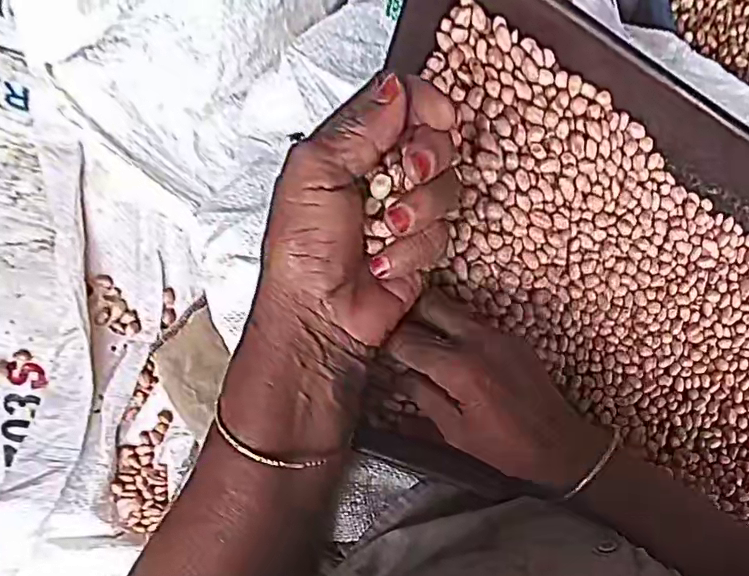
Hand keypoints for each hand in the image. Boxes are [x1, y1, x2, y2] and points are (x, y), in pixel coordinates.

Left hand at [226, 71, 458, 457]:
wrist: (321, 312)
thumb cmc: (303, 249)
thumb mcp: (315, 170)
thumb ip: (358, 128)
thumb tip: (396, 90)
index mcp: (353, 147)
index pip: (402, 106)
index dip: (427, 105)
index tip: (438, 113)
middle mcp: (385, 177)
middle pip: (436, 145)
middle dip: (425, 161)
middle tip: (404, 176)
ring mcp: (408, 215)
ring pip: (445, 192)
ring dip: (416, 213)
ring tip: (382, 233)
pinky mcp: (423, 252)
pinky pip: (441, 237)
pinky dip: (411, 252)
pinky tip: (384, 264)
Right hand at [383, 292, 611, 490]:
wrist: (560, 444)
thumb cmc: (507, 448)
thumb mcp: (456, 432)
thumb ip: (424, 398)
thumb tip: (401, 376)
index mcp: (460, 369)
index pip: (407, 341)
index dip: (388, 346)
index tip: (380, 354)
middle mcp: (479, 342)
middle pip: (429, 305)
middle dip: (409, 318)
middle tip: (399, 339)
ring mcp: (500, 336)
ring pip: (454, 309)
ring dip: (433, 321)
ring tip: (423, 345)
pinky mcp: (514, 340)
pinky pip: (477, 323)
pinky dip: (458, 331)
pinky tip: (454, 353)